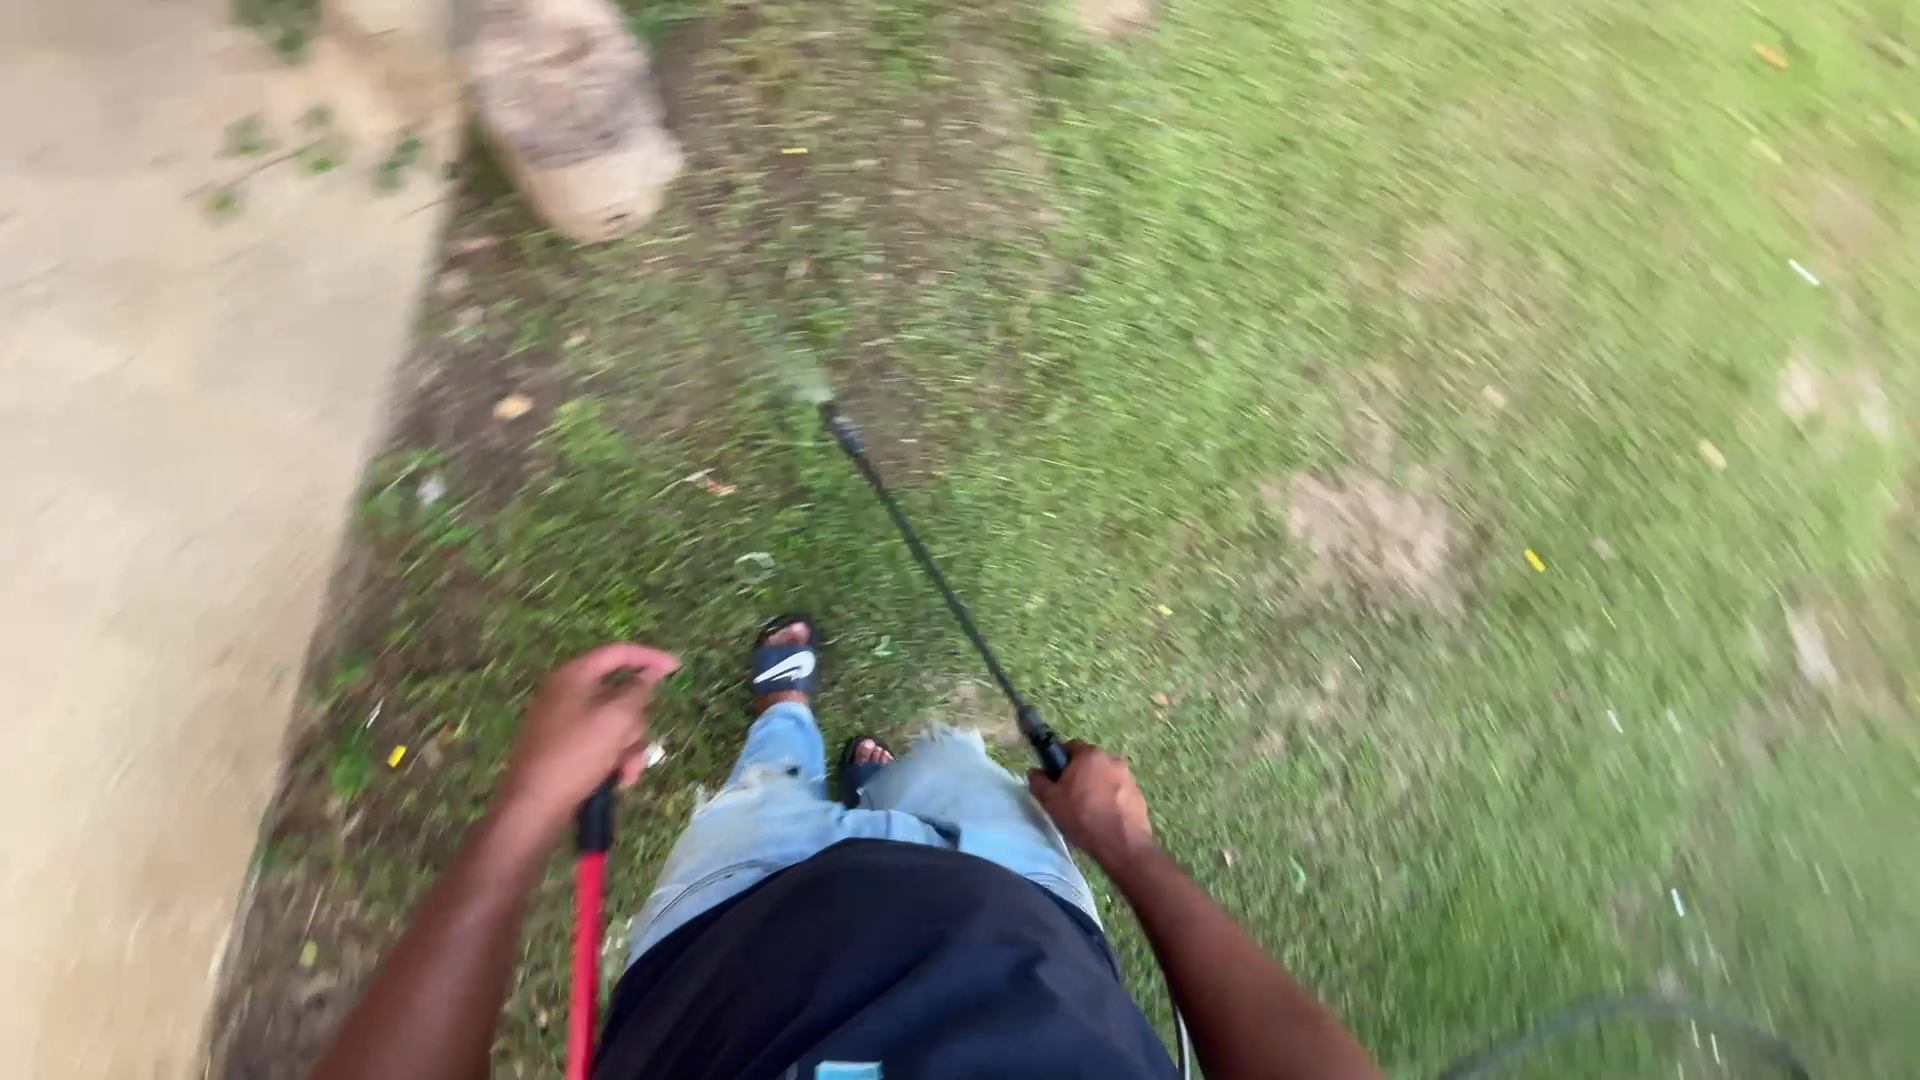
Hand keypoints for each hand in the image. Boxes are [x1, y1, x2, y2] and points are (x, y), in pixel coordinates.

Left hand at [498, 643, 679, 828]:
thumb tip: (648, 675)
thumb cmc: (576, 754)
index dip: (651, 657)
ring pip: (616, 721)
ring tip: (627, 770)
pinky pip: (602, 740)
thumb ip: (638, 690)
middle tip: (635, 739)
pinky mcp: (564, 745)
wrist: (533, 806)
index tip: (677, 668)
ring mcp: (564, 719)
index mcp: (574, 675)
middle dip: (636, 720)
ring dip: (629, 745)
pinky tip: (618, 778)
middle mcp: (566, 692)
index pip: (619, 652)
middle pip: (621, 693)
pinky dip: (615, 756)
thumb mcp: (617, 717)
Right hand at [1027, 739, 1155, 869]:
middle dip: (1081, 775)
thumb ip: (1039, 782)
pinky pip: (1120, 793)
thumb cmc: (1082, 816)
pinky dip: (1113, 801)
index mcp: (1089, 755)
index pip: (1071, 747)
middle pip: (1090, 762)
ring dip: (1098, 788)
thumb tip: (1035, 772)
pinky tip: (1106, 819)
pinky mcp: (1139, 795)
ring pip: (1106, 778)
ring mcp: (1128, 777)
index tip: (1057, 779)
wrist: (1122, 844)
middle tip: (1071, 797)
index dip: (1062, 761)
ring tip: (1091, 812)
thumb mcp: (1051, 801)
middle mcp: (1112, 759)